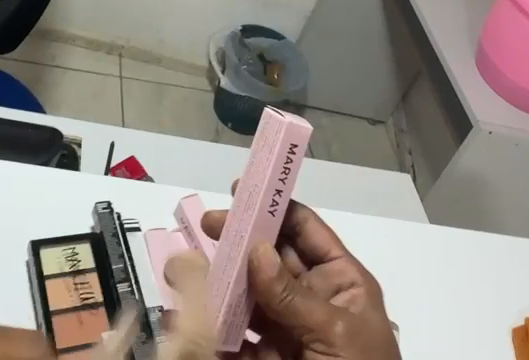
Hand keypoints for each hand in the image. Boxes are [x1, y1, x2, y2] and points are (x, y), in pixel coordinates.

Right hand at [200, 200, 401, 359]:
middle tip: (208, 224)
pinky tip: (189, 315)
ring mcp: (288, 335)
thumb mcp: (336, 336)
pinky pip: (236, 341)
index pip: (306, 232)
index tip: (243, 188)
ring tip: (186, 267)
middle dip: (239, 240)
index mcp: (342, 284)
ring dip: (219, 282)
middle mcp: (312, 302)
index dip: (276, 207)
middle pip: (271, 259)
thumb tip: (257, 248)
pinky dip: (212, 329)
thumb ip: (294, 295)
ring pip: (248, 298)